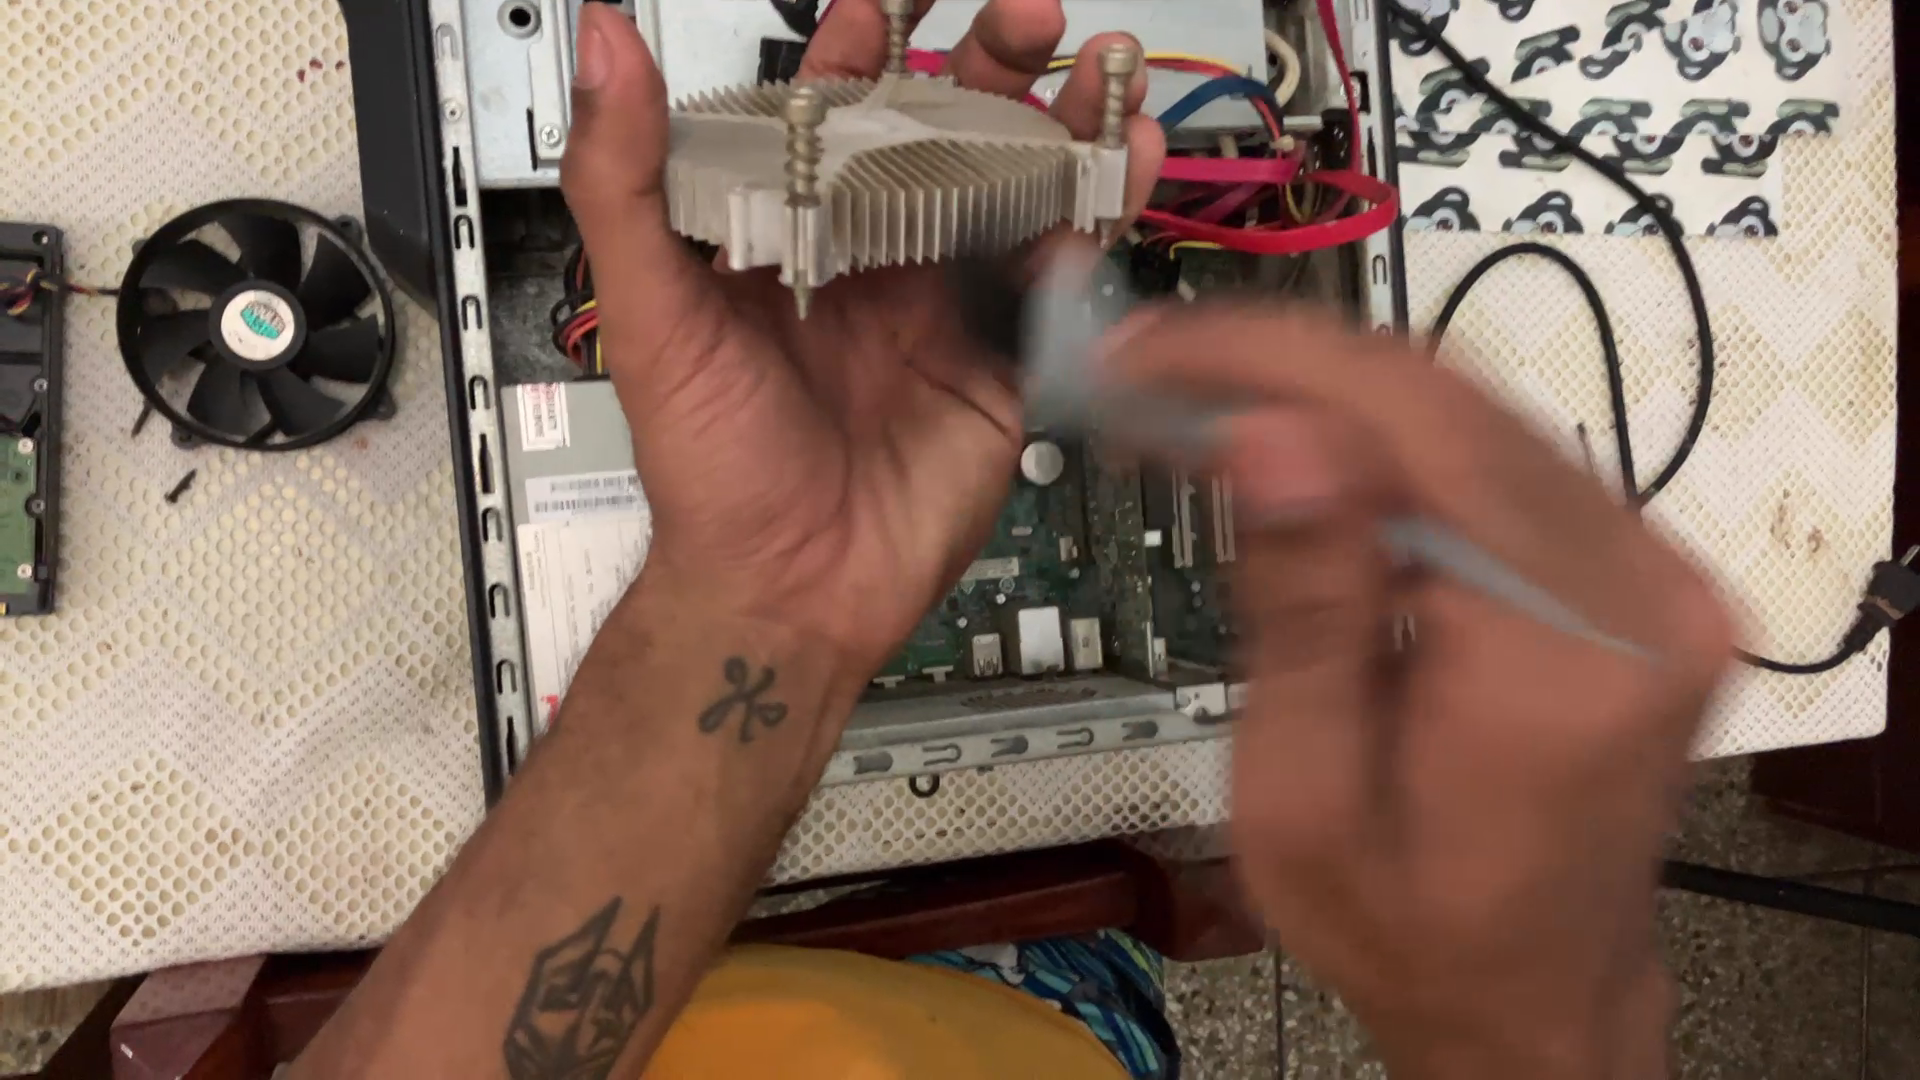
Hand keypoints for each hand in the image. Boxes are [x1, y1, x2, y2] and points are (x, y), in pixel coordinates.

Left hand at [561, 0, 1164, 687]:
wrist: (794, 583)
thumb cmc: (715, 467)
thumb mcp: (654, 322)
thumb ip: (628, 184)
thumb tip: (604, 42)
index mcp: (792, 249)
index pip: (834, 131)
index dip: (860, 64)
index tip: (883, 12)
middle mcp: (872, 274)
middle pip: (938, 151)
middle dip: (984, 77)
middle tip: (1027, 19)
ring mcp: (941, 319)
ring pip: (1009, 206)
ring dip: (1056, 137)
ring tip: (1097, 77)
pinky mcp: (995, 371)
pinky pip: (1049, 289)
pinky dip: (1089, 229)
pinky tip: (1120, 174)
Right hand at [1109, 307, 1731, 1078]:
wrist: (1523, 1001)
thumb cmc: (1401, 928)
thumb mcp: (1302, 792)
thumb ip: (1298, 612)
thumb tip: (1267, 443)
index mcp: (1565, 650)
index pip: (1416, 424)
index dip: (1264, 362)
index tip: (1147, 354)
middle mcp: (1635, 584)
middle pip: (1437, 397)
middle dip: (1268, 368)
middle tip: (1145, 373)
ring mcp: (1631, 570)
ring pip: (1446, 413)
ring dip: (1299, 399)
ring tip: (1183, 410)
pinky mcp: (1596, 572)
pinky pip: (1459, 462)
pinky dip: (1346, 444)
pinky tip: (1266, 457)